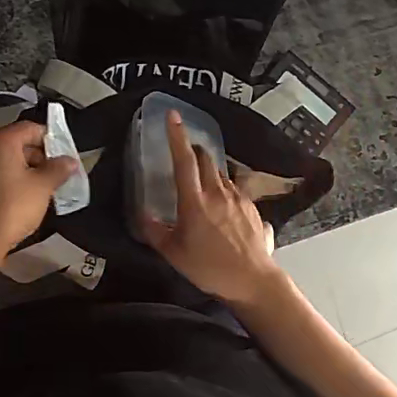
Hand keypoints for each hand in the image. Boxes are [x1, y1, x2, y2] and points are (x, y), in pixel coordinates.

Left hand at [0, 120, 79, 256]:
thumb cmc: (12, 208)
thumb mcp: (43, 187)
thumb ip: (59, 169)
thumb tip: (70, 161)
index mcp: (0, 140)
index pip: (31, 128)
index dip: (51, 140)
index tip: (63, 157)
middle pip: (14, 141)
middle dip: (35, 155)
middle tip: (52, 174)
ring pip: (0, 158)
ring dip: (19, 168)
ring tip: (37, 188)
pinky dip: (3, 178)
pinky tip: (15, 196)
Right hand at [141, 111, 284, 305]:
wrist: (253, 280)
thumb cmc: (210, 268)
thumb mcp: (174, 254)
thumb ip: (155, 231)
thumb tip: (143, 215)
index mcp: (194, 202)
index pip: (184, 161)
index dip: (176, 136)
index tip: (172, 116)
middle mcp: (217, 193)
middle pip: (206, 158)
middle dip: (194, 150)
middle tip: (185, 155)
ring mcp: (238, 198)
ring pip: (220, 173)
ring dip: (209, 171)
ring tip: (201, 185)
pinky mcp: (252, 206)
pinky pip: (234, 188)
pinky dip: (224, 189)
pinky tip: (222, 207)